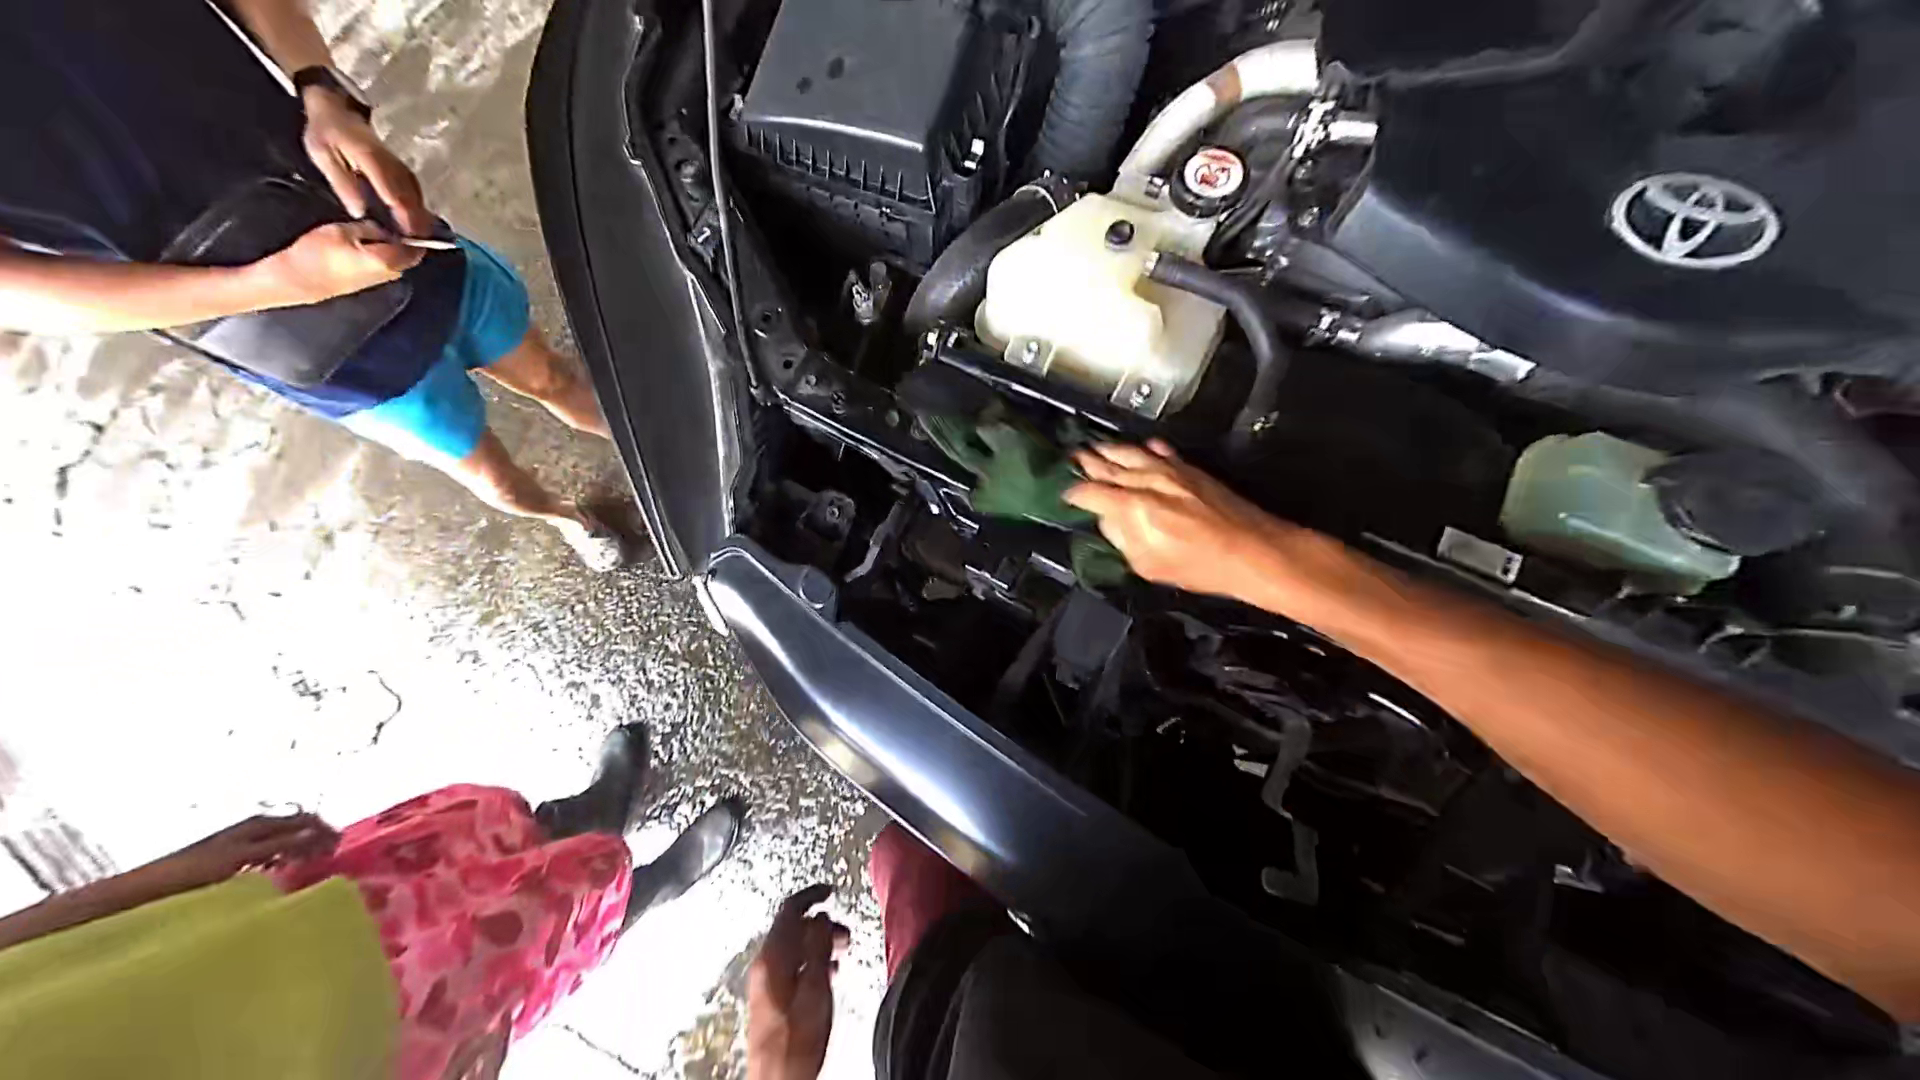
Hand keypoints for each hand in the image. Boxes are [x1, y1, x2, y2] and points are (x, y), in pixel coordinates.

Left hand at [148, 812, 337, 892]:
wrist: (147, 887)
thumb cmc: (195, 869)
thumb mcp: (243, 856)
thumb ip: (281, 843)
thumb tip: (320, 831)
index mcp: (261, 823)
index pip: (307, 820)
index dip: (325, 830)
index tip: (339, 847)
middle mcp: (255, 826)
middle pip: (298, 827)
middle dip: (316, 838)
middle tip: (328, 857)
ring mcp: (243, 840)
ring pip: (285, 839)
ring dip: (300, 849)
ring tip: (308, 865)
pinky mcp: (232, 855)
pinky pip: (270, 851)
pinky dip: (283, 858)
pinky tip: (279, 871)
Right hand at [255, 220, 423, 307]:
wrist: (300, 279)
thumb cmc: (317, 253)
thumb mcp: (341, 231)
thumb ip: (369, 228)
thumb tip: (386, 229)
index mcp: (388, 260)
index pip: (415, 247)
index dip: (417, 234)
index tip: (415, 221)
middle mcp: (393, 273)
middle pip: (410, 255)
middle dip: (408, 240)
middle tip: (400, 224)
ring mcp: (384, 279)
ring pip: (400, 261)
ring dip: (397, 248)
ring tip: (385, 231)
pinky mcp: (373, 282)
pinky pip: (388, 266)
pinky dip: (388, 255)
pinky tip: (374, 244)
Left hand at [301, 87, 434, 237]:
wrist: (338, 111)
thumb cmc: (326, 135)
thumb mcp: (323, 156)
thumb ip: (342, 184)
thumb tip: (359, 214)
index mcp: (374, 163)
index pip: (397, 198)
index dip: (403, 222)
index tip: (405, 242)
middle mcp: (397, 169)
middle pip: (414, 204)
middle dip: (416, 228)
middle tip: (413, 250)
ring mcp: (405, 172)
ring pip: (419, 203)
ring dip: (420, 224)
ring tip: (415, 243)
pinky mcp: (407, 176)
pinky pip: (417, 199)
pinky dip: (417, 214)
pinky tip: (413, 227)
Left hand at [747, 884, 848, 1079]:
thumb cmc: (797, 1042)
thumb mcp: (815, 988)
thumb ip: (818, 947)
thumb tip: (820, 916)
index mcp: (772, 958)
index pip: (789, 909)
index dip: (811, 895)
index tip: (829, 890)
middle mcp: (764, 965)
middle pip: (792, 927)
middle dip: (820, 922)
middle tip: (843, 929)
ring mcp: (765, 982)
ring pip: (793, 945)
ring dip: (818, 941)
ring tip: (841, 951)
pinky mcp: (771, 998)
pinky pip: (792, 963)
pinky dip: (812, 958)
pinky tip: (827, 973)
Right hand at [1064, 440, 1327, 602]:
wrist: (1252, 550)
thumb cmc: (1201, 566)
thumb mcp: (1148, 565)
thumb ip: (1121, 538)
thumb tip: (1109, 521)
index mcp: (1134, 507)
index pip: (1091, 492)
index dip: (1074, 493)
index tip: (1066, 494)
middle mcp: (1149, 482)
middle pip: (1109, 466)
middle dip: (1088, 462)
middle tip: (1073, 457)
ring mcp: (1171, 471)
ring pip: (1132, 453)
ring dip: (1111, 450)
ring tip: (1097, 448)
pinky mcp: (1190, 469)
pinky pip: (1161, 451)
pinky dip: (1147, 449)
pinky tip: (1144, 448)